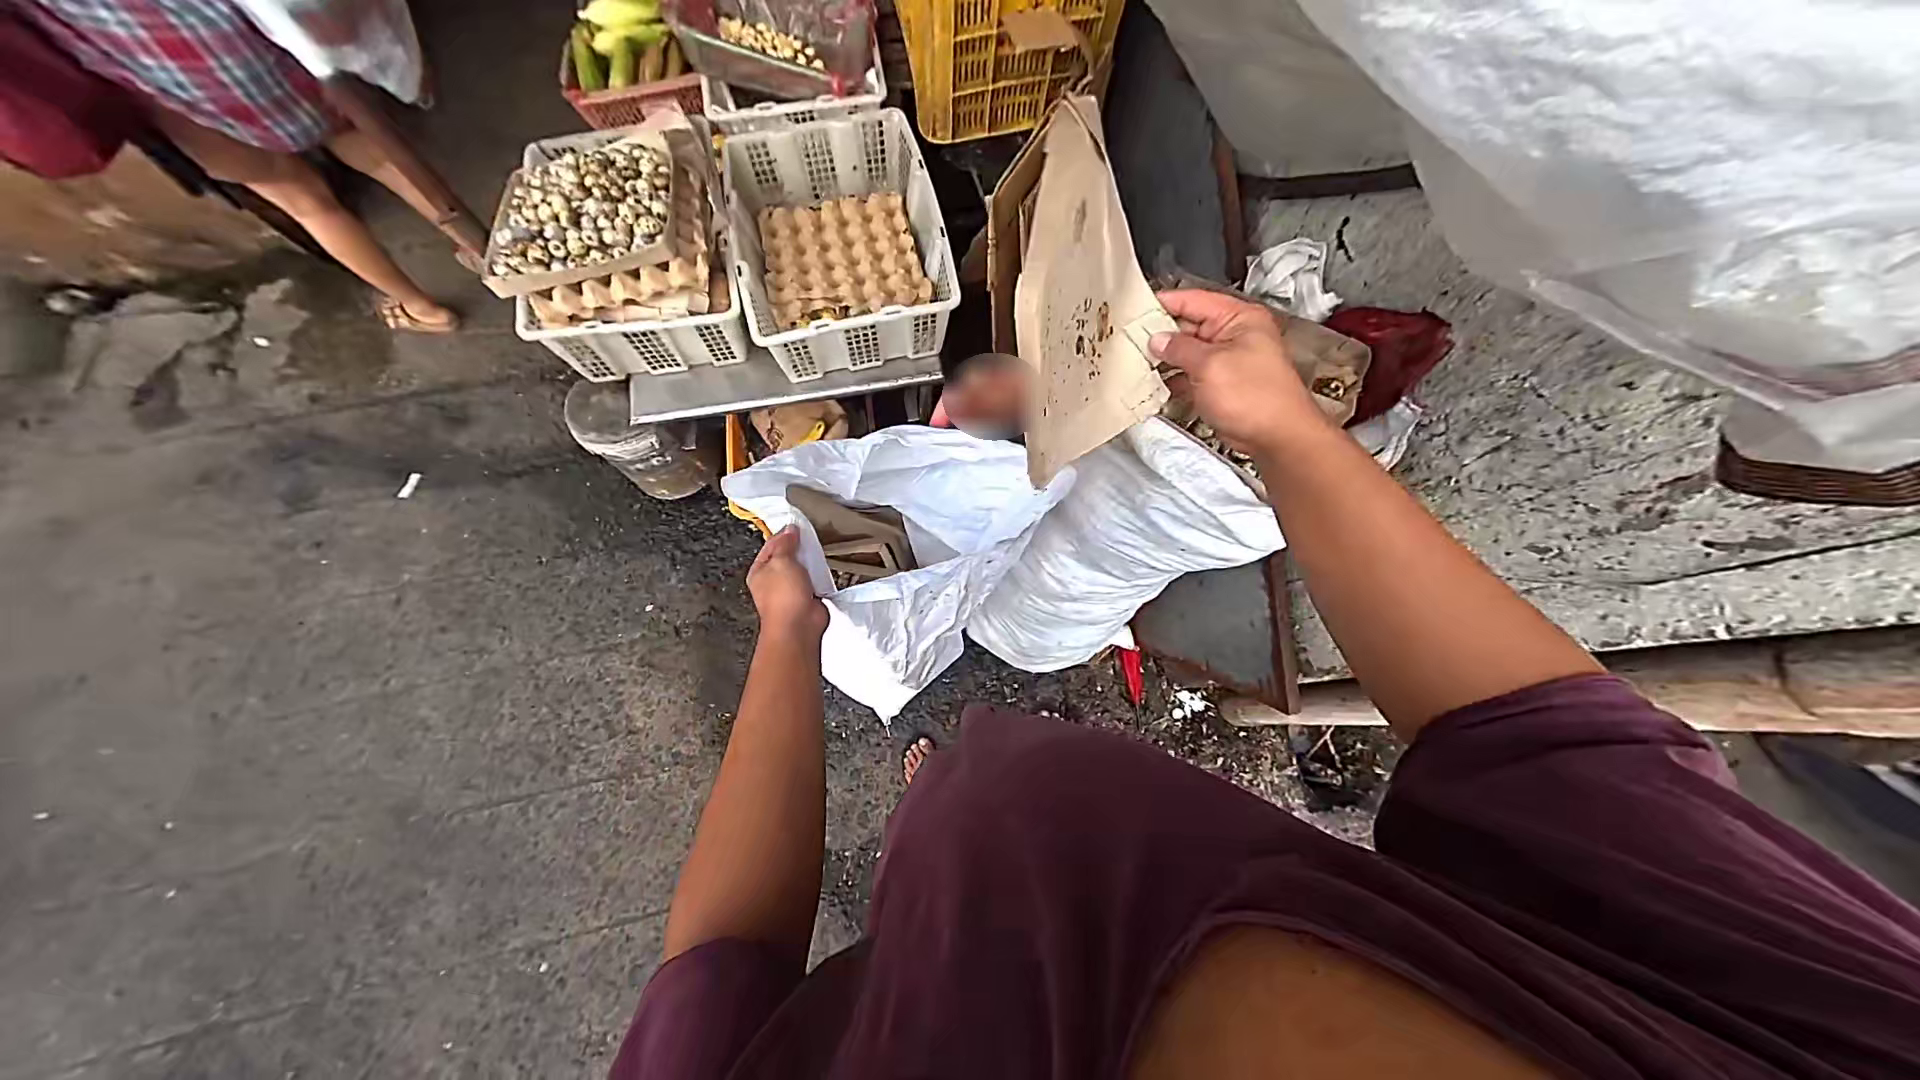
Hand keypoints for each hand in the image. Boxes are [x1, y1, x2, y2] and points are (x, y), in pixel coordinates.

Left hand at [748, 526, 827, 639]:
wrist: (799, 626)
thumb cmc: (783, 598)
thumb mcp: (781, 560)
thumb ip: (786, 543)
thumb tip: (789, 531)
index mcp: (760, 571)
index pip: (771, 545)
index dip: (784, 534)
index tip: (797, 526)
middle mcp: (773, 581)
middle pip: (788, 556)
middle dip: (799, 549)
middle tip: (808, 540)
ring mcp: (790, 590)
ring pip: (802, 568)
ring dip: (810, 563)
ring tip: (815, 556)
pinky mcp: (807, 597)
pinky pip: (814, 580)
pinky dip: (819, 576)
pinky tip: (822, 572)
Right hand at [1150, 289, 1328, 456]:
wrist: (1275, 435)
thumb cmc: (1257, 397)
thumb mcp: (1210, 364)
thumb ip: (1179, 348)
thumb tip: (1158, 340)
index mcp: (1238, 318)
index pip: (1193, 300)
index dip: (1163, 303)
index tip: (1136, 309)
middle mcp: (1233, 335)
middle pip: (1188, 325)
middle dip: (1160, 333)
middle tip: (1130, 340)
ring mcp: (1226, 360)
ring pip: (1186, 352)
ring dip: (1164, 358)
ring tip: (1137, 361)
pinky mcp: (1219, 383)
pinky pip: (1190, 374)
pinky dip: (1173, 379)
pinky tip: (1154, 383)